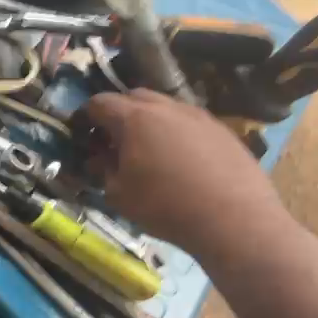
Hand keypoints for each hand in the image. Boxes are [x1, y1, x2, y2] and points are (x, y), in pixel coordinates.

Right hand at [80, 89, 290, 262]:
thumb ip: (103, 168)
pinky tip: (179, 160)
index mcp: (135, 119)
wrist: (235, 221)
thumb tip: (100, 158)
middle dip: (118, 113)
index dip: (85, 117)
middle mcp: (168, 109)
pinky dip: (176, 132)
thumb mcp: (117, 192)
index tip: (82, 136)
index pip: (99, 102)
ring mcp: (200, 118)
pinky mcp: (224, 132)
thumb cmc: (165, 206)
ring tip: (148, 150)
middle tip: (113, 140)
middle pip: (134, 96)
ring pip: (166, 107)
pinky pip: (190, 123)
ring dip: (149, 121)